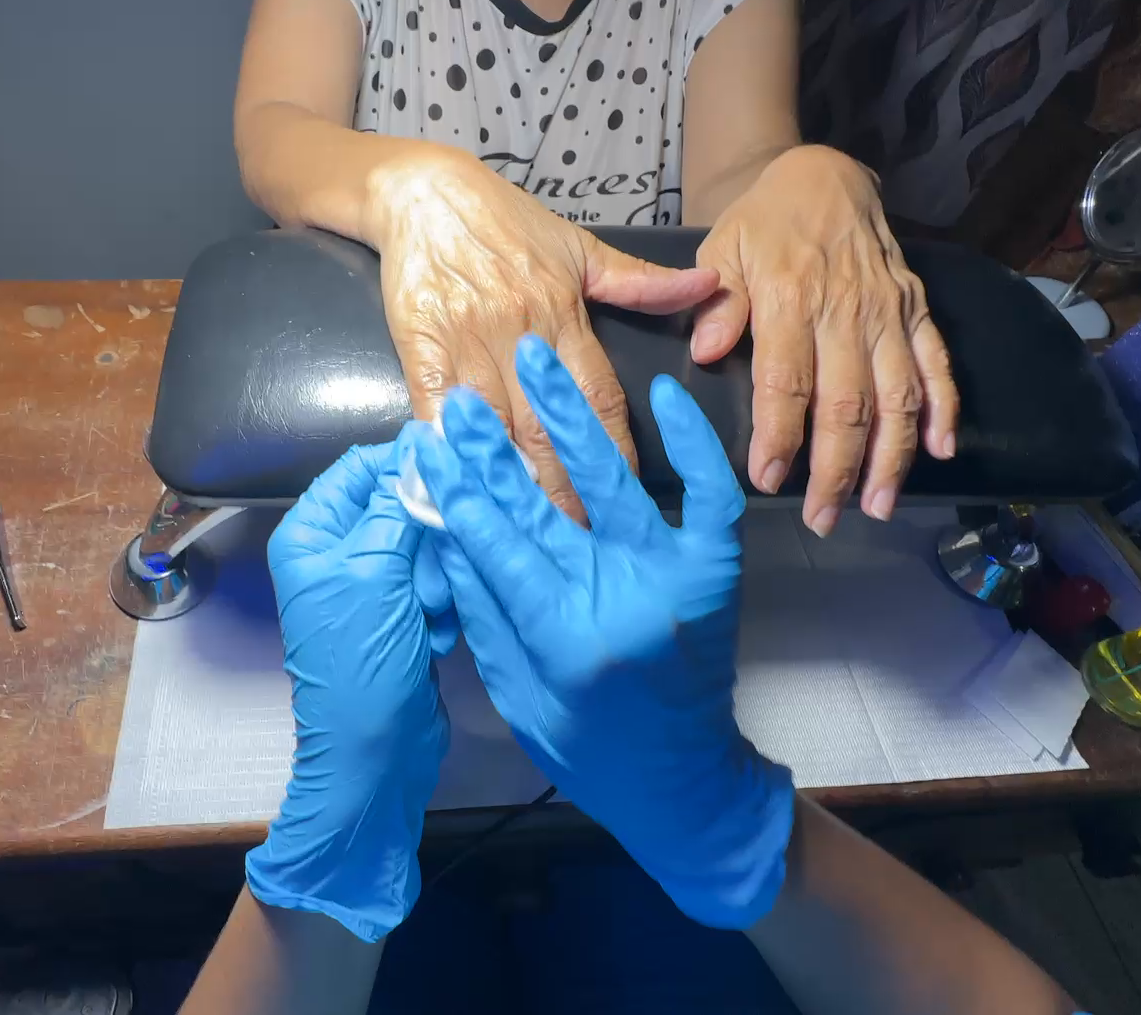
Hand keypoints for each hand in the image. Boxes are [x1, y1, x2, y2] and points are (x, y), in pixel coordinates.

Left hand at [247, 437, 447, 942]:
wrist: (377, 757)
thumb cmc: (364, 664)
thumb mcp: (376, 575)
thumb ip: (396, 505)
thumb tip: (420, 444)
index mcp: (313, 534)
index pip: (360, 468)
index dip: (406, 462)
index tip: (458, 463)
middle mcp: (339, 552)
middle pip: (400, 505)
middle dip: (426, 540)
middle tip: (428, 583)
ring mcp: (374, 583)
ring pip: (428, 543)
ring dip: (439, 577)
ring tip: (431, 617)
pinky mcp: (403, 610)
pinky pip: (437, 579)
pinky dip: (444, 604)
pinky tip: (438, 637)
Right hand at [361, 149, 719, 519]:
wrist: (425, 194)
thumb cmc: (505, 222)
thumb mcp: (578, 246)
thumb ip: (638, 282)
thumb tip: (708, 289)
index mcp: (563, 313)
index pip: (597, 395)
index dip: (613, 449)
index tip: (626, 495)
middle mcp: (520, 334)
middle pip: (548, 426)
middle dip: (565, 486)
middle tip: (580, 538)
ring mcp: (468, 342)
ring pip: (496, 425)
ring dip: (511, 481)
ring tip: (527, 531)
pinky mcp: (420, 346)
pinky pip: (435, 407)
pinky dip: (446, 449)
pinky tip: (457, 487)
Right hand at [407, 335, 794, 929]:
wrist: (684, 781)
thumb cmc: (586, 749)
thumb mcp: (515, 691)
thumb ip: (485, 610)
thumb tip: (453, 529)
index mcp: (562, 638)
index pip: (497, 544)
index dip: (458, 491)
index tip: (427, 445)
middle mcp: (619, 599)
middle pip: (543, 504)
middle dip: (494, 447)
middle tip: (463, 396)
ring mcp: (673, 579)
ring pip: (614, 480)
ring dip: (571, 414)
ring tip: (538, 359)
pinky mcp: (712, 570)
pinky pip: (709, 496)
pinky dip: (693, 442)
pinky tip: (663, 391)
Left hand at [691, 145, 958, 536]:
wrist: (822, 176)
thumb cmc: (760, 224)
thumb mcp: (721, 251)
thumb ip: (717, 303)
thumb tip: (707, 351)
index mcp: (790, 299)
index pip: (787, 382)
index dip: (780, 436)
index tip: (769, 481)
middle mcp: (847, 312)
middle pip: (847, 403)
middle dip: (836, 467)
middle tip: (823, 518)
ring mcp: (890, 312)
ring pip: (898, 394)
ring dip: (890, 456)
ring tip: (877, 506)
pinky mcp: (918, 308)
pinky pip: (937, 362)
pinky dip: (943, 408)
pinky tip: (939, 452)